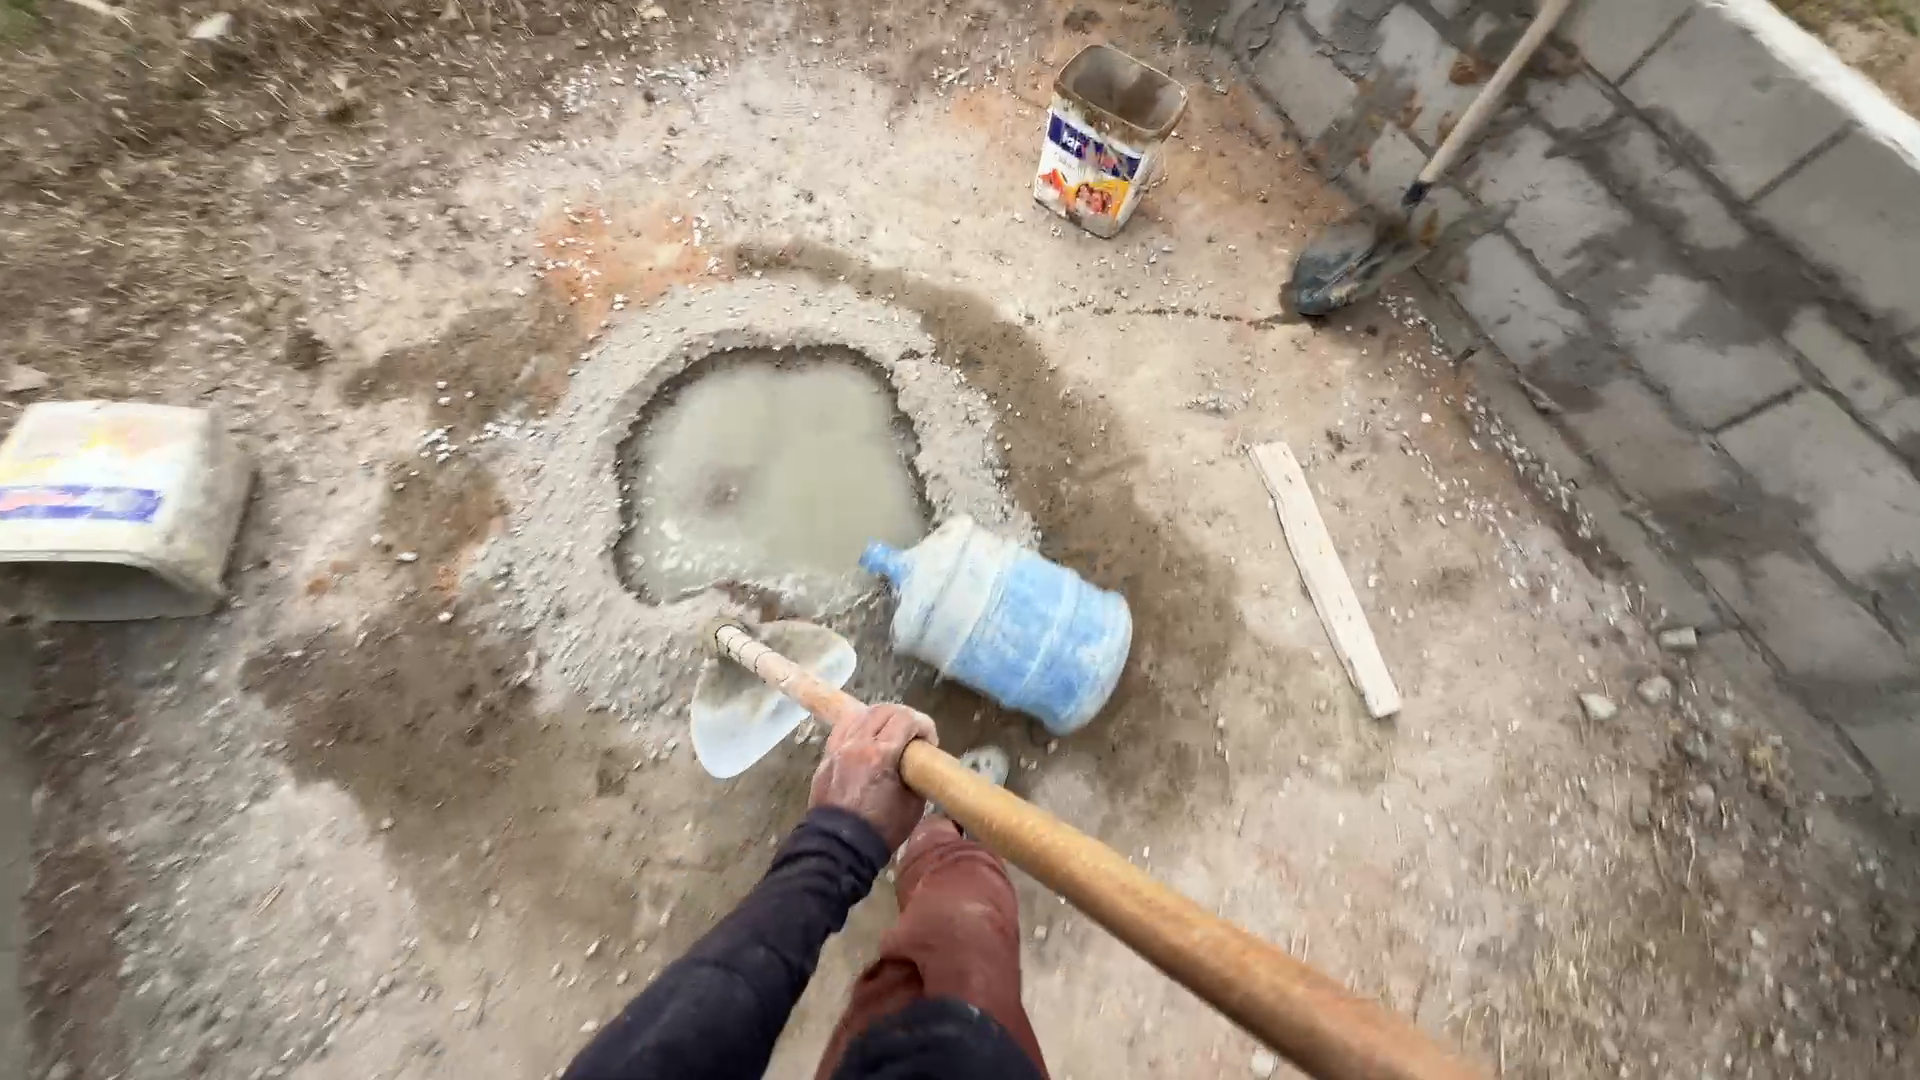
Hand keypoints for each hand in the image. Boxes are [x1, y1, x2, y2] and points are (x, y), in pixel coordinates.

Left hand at [809, 704, 937, 851]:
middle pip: (884, 710)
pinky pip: (845, 726)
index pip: (906, 719)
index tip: (929, 741)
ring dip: (882, 717)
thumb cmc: (880, 829)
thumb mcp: (913, 804)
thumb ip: (917, 775)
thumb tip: (919, 762)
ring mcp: (839, 747)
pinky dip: (861, 724)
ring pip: (863, 713)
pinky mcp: (828, 754)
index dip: (924, 724)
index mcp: (880, 755)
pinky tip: (869, 734)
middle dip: (905, 716)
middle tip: (914, 734)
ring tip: (892, 732)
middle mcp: (858, 743)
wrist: (839, 846)